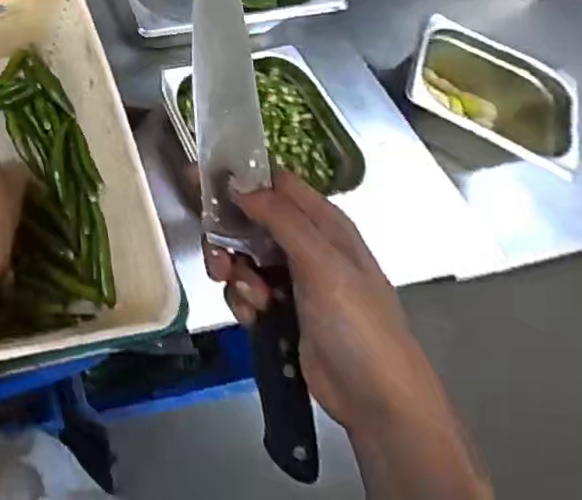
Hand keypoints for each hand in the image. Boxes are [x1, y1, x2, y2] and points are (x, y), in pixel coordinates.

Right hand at [205, 172, 451, 436]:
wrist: (378, 404)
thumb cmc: (358, 324)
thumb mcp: (323, 263)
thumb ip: (280, 218)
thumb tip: (236, 182)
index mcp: (323, 222)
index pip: (275, 181)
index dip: (240, 178)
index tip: (203, 182)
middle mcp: (305, 243)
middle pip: (249, 219)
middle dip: (227, 236)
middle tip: (219, 258)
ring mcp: (292, 277)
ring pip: (242, 255)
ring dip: (235, 274)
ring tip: (250, 298)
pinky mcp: (281, 309)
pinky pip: (245, 290)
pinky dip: (243, 301)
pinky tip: (255, 318)